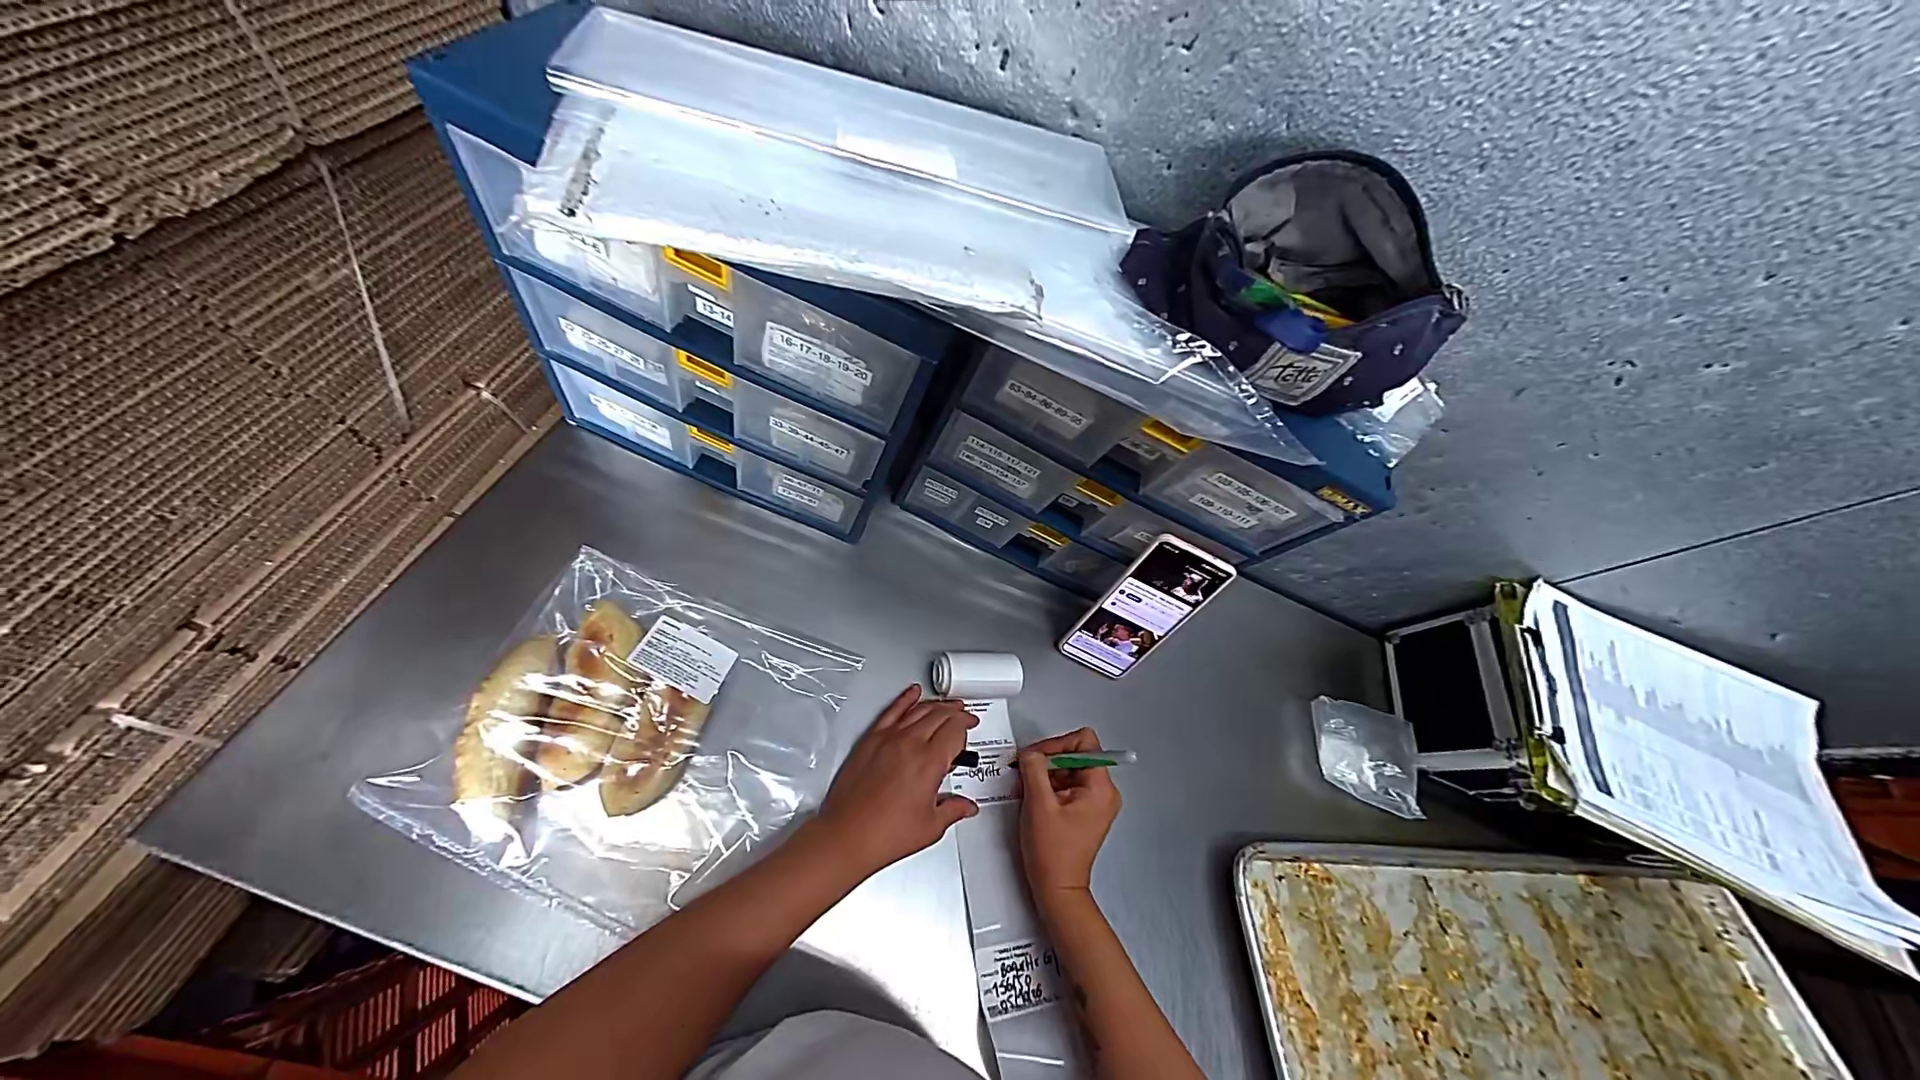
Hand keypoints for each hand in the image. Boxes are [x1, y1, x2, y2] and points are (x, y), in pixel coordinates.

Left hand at [808, 686, 978, 878]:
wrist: (846, 836)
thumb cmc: (882, 834)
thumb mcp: (930, 826)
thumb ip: (953, 809)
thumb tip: (966, 806)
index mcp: (929, 763)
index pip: (955, 729)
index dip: (967, 724)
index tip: (971, 725)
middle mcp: (909, 745)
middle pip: (940, 715)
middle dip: (956, 712)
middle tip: (964, 716)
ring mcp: (888, 739)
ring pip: (918, 709)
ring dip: (936, 704)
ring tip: (946, 705)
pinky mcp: (870, 740)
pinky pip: (892, 711)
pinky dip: (904, 699)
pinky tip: (912, 693)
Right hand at [1017, 727, 1121, 904]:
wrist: (1057, 887)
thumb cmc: (1054, 855)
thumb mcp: (1038, 803)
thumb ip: (1034, 768)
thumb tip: (1031, 752)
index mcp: (1101, 788)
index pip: (1084, 742)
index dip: (1058, 745)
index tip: (1039, 756)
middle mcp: (1103, 793)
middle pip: (1075, 755)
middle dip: (1048, 762)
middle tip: (1028, 774)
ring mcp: (1094, 802)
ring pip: (1068, 770)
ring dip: (1045, 776)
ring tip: (1030, 792)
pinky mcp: (1084, 810)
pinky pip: (1066, 785)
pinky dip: (1048, 788)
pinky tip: (1035, 801)